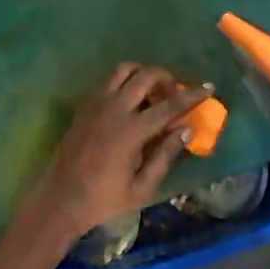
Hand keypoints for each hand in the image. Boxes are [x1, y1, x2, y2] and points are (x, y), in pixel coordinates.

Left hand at [27, 63, 212, 238]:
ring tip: (153, 92)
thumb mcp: (141, 187)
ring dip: (144, 74)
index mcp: (131, 131)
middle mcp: (115, 108)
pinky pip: (110, 80)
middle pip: (147, 75)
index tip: (209, 87)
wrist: (61, 199)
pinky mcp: (86, 104)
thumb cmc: (104, 199)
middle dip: (167, 78)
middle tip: (175, 93)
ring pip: (125, 69)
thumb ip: (165, 156)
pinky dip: (126, 81)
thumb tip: (186, 130)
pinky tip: (131, 100)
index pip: (169, 105)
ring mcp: (97, 102)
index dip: (192, 95)